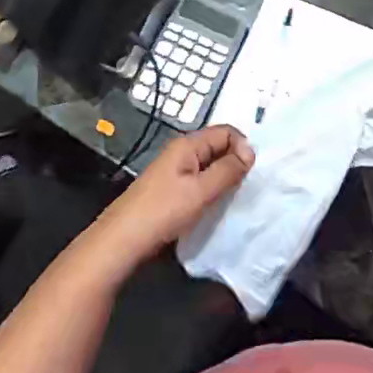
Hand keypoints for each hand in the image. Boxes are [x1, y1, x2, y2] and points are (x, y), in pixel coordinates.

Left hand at [90, 126, 254, 267]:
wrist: (122, 241)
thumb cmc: (162, 212)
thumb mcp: (201, 191)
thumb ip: (227, 169)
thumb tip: (250, 152)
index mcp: (188, 145)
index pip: (226, 131)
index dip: (242, 147)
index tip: (250, 172)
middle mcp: (181, 152)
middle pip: (218, 146)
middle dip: (234, 162)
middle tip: (245, 187)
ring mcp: (175, 171)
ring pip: (209, 166)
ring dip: (223, 178)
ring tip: (232, 198)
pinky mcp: (171, 190)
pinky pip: (200, 181)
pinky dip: (211, 190)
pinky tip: (214, 207)